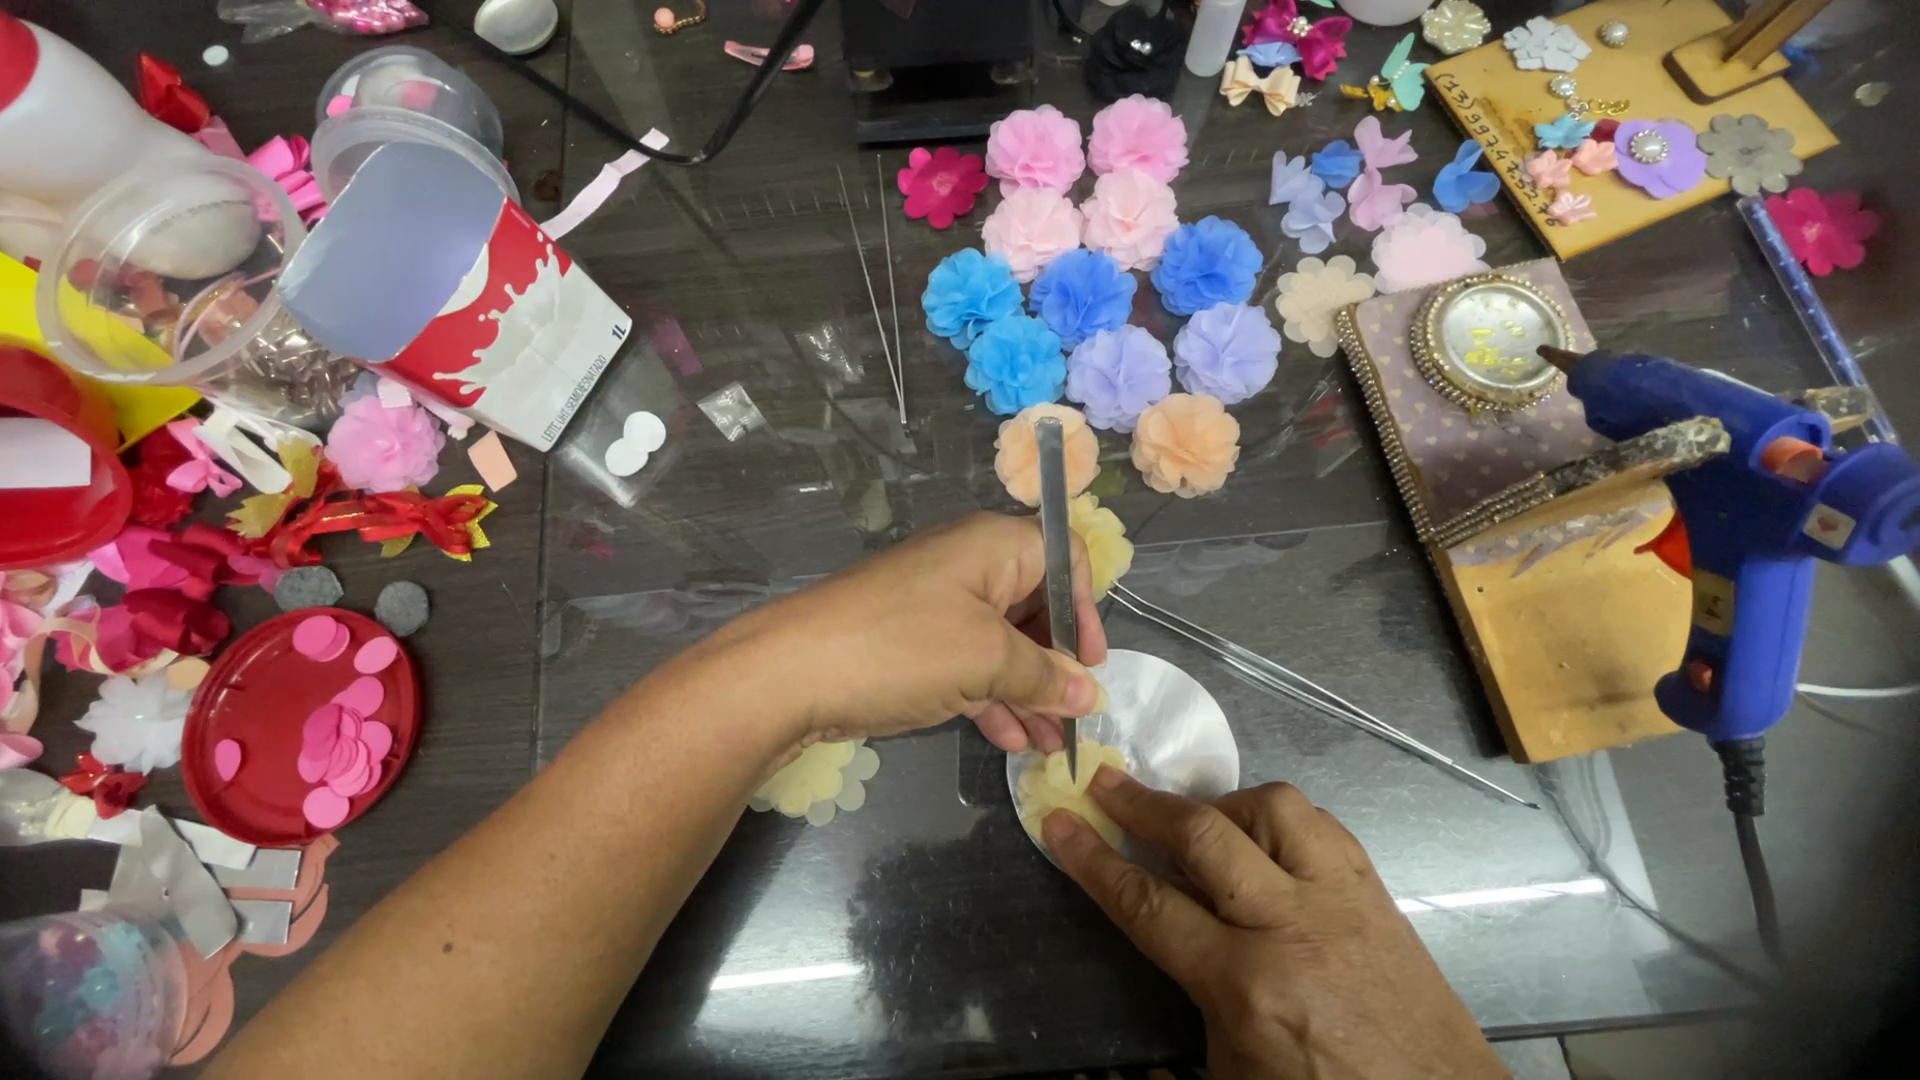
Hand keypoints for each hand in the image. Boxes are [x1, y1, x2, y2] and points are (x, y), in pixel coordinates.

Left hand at [725, 512, 1106, 751]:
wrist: (789, 673)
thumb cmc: (902, 648)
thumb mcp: (986, 660)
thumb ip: (1045, 676)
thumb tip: (1088, 693)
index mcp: (992, 546)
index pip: (1063, 556)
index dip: (1086, 606)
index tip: (1093, 662)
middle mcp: (968, 566)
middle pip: (1034, 605)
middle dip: (1057, 663)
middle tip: (1072, 715)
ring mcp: (935, 605)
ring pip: (1000, 643)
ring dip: (1028, 692)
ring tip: (1050, 745)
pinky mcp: (911, 643)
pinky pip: (966, 664)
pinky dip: (990, 698)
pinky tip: (1011, 742)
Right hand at [1044, 771, 1504, 1079]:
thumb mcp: (1233, 1070)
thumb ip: (1190, 992)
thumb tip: (1161, 924)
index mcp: (1247, 985)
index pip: (1148, 904)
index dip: (1093, 861)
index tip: (1059, 822)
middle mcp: (1292, 927)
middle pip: (1204, 837)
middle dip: (1143, 804)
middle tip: (1105, 781)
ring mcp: (1341, 900)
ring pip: (1274, 809)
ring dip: (1223, 806)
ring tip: (1200, 824)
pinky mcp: (1376, 890)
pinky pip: (1319, 823)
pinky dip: (1277, 819)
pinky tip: (1261, 838)